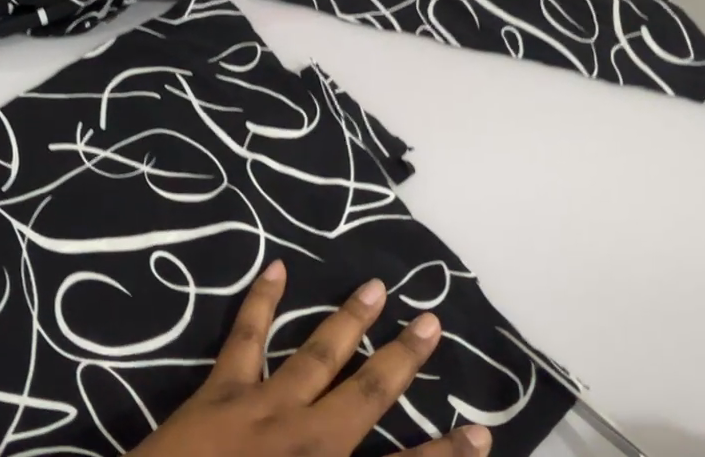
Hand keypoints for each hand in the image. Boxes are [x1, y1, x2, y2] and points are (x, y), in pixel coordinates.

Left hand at [129, 259, 492, 456]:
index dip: (446, 455)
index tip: (482, 432)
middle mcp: (307, 437)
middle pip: (367, 393)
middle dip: (402, 359)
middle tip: (431, 321)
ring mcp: (264, 407)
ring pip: (317, 356)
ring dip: (349, 321)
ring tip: (376, 286)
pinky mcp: (222, 390)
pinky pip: (246, 338)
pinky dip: (261, 302)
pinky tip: (275, 267)